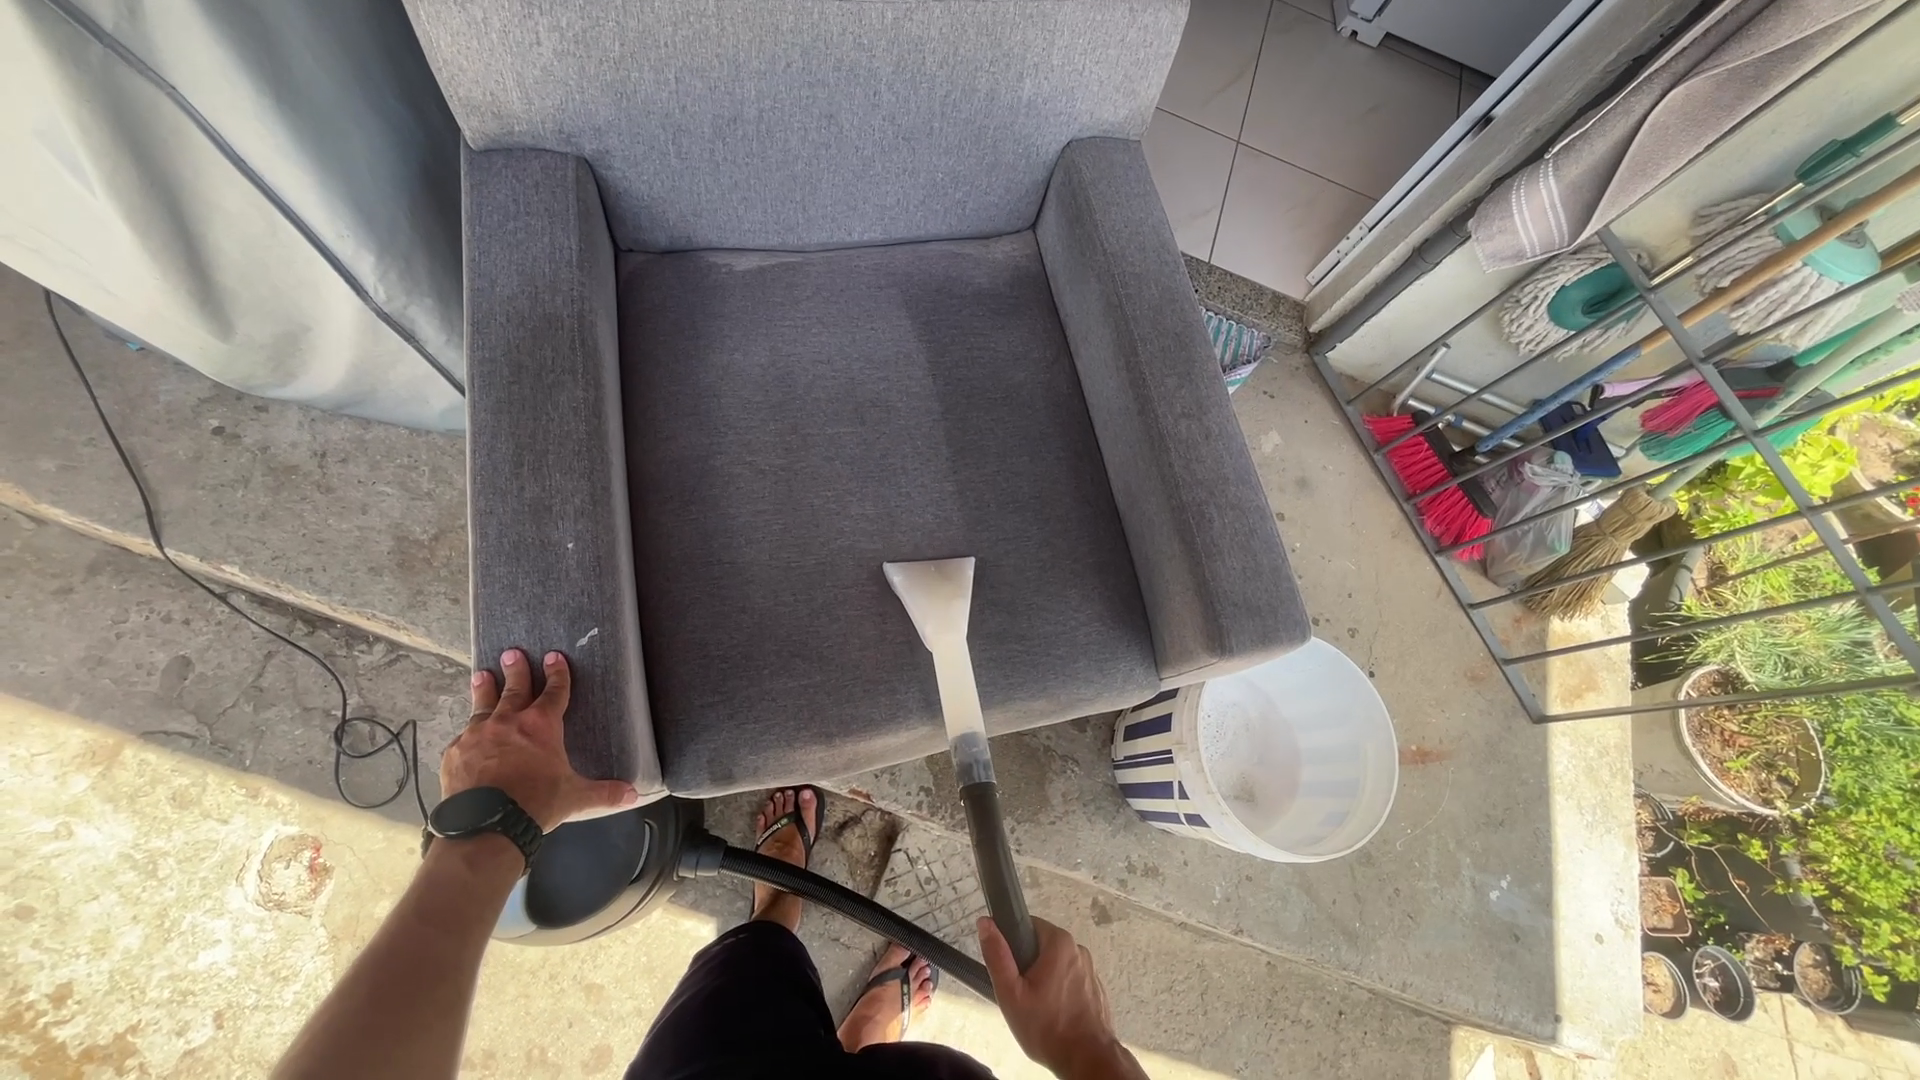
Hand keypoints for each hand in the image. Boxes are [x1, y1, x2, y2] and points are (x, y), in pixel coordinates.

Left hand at [443, 649, 639, 830]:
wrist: (486, 825)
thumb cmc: (536, 804)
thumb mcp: (576, 797)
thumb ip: (604, 792)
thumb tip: (633, 794)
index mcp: (541, 726)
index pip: (554, 691)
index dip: (557, 674)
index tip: (554, 657)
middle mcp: (508, 722)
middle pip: (515, 688)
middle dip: (516, 670)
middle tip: (512, 653)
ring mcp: (477, 735)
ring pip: (483, 705)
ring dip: (484, 689)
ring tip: (481, 674)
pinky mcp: (455, 752)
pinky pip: (463, 736)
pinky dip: (469, 732)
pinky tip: (466, 733)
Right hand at [978, 916, 1142, 1078]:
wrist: (1088, 1062)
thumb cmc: (1048, 1028)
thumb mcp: (1011, 993)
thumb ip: (997, 955)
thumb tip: (985, 923)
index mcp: (1059, 942)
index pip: (1028, 925)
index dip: (1014, 946)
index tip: (1011, 971)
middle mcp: (1078, 949)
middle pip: (1042, 947)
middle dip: (1028, 968)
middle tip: (1021, 994)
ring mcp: (1090, 969)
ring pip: (1056, 966)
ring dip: (1044, 981)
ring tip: (1037, 1009)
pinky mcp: (1095, 988)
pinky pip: (1070, 981)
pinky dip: (1060, 993)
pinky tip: (1055, 1015)